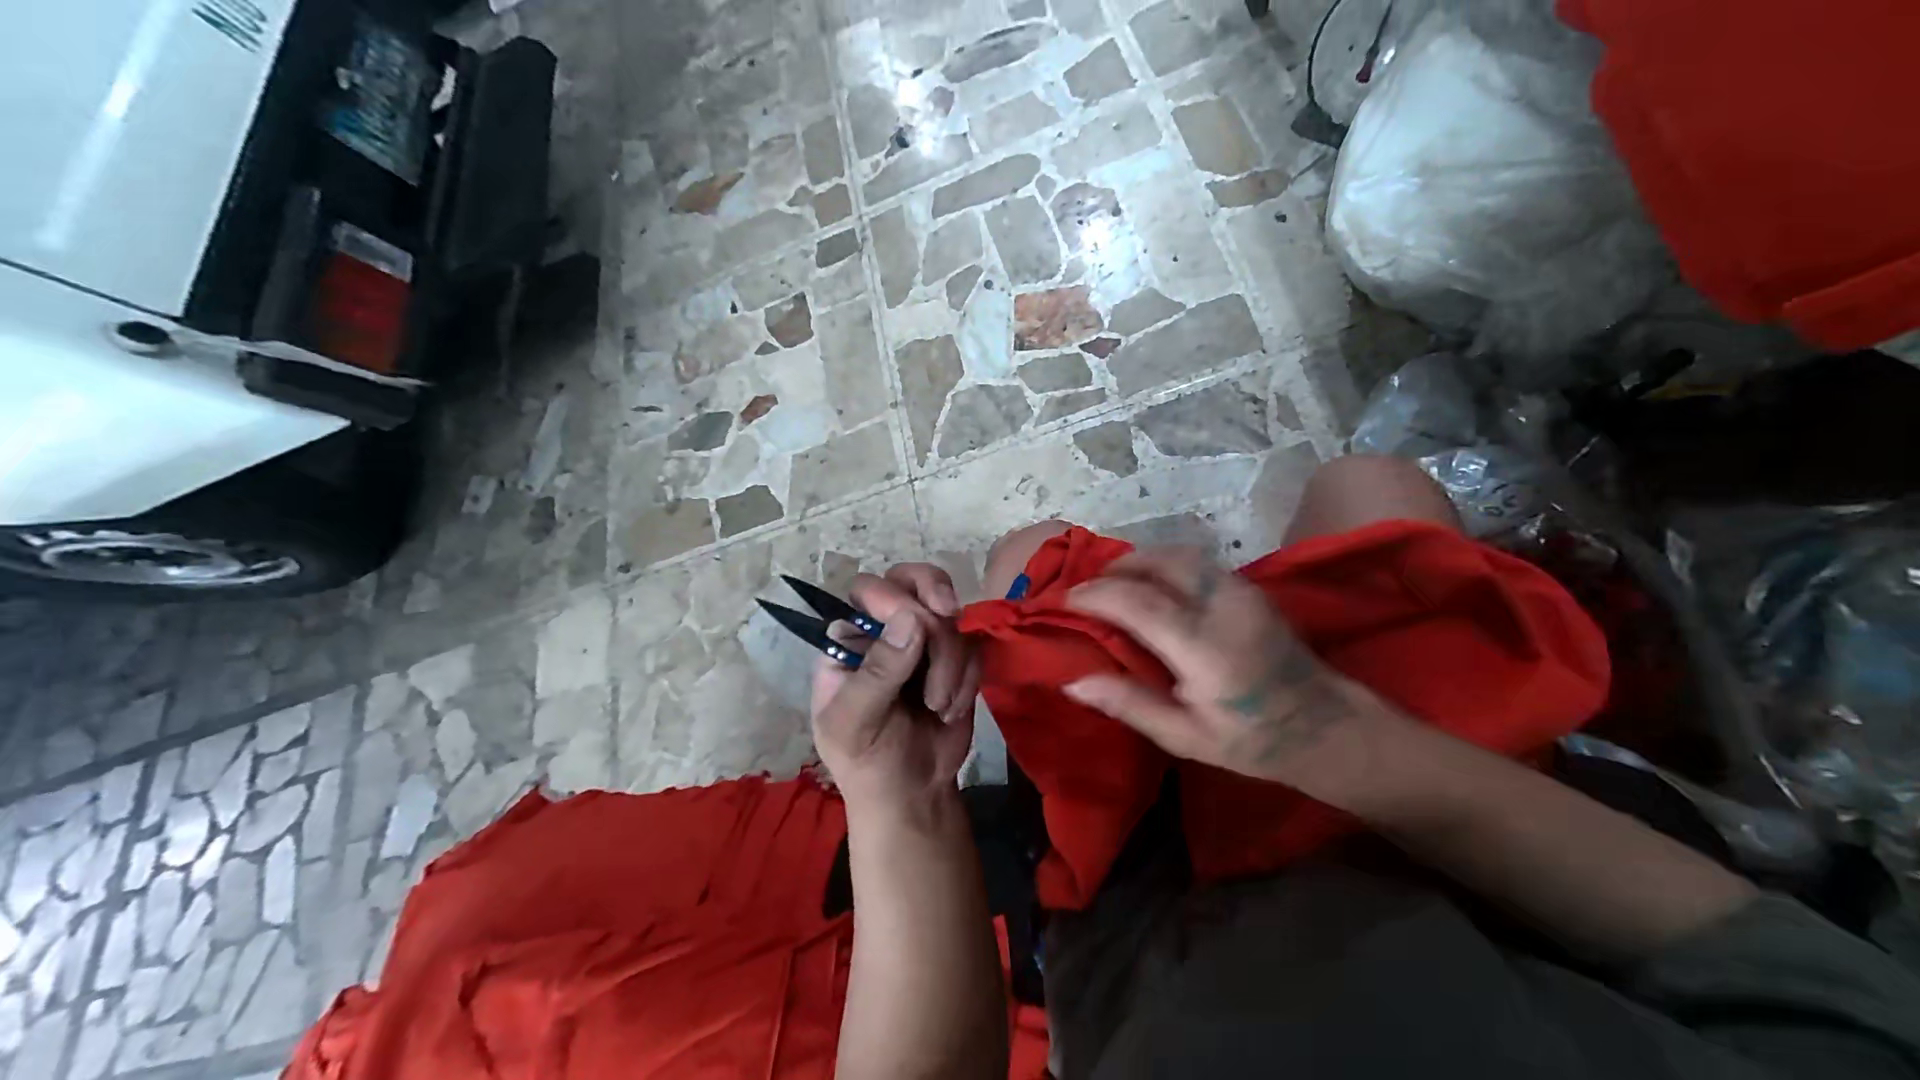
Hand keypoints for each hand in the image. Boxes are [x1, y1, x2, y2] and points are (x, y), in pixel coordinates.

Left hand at [811, 565, 981, 812]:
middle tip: (948, 617)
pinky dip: (967, 676)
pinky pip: (973, 643)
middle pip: (913, 581)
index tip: (918, 618)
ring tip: (939, 706)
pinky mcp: (957, 658)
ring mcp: (923, 641)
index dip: (893, 596)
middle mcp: (885, 630)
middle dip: (934, 605)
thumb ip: (877, 672)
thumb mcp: (855, 724)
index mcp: (849, 639)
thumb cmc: (868, 761)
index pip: (869, 590)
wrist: (914, 795)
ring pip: (951, 616)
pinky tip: (950, 709)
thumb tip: (908, 618)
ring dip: (951, 662)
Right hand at [1064, 548, 1387, 794]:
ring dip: (1137, 562)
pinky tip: (1149, 586)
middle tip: (1085, 591)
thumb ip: (1130, 704)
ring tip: (1111, 585)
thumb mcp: (1186, 738)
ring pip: (1177, 554)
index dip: (1095, 595)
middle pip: (1158, 563)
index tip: (1065, 602)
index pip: (1138, 602)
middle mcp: (1224, 606)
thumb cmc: (1253, 741)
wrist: (1328, 727)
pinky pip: (1194, 561)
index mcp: (1206, 648)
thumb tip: (1073, 682)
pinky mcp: (1249, 587)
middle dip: (1113, 570)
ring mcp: (1241, 591)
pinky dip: (1161, 564)